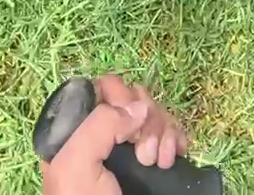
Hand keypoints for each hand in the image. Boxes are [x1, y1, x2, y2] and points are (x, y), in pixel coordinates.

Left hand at [40, 76, 191, 194]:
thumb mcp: (76, 165)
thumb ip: (99, 124)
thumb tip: (138, 109)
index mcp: (75, 132)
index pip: (100, 88)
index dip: (118, 94)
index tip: (127, 116)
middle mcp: (102, 136)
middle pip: (131, 98)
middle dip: (146, 117)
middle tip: (145, 152)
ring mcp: (128, 148)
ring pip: (152, 113)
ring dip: (163, 130)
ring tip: (161, 160)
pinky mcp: (151, 159)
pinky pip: (170, 130)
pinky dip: (176, 138)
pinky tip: (177, 154)